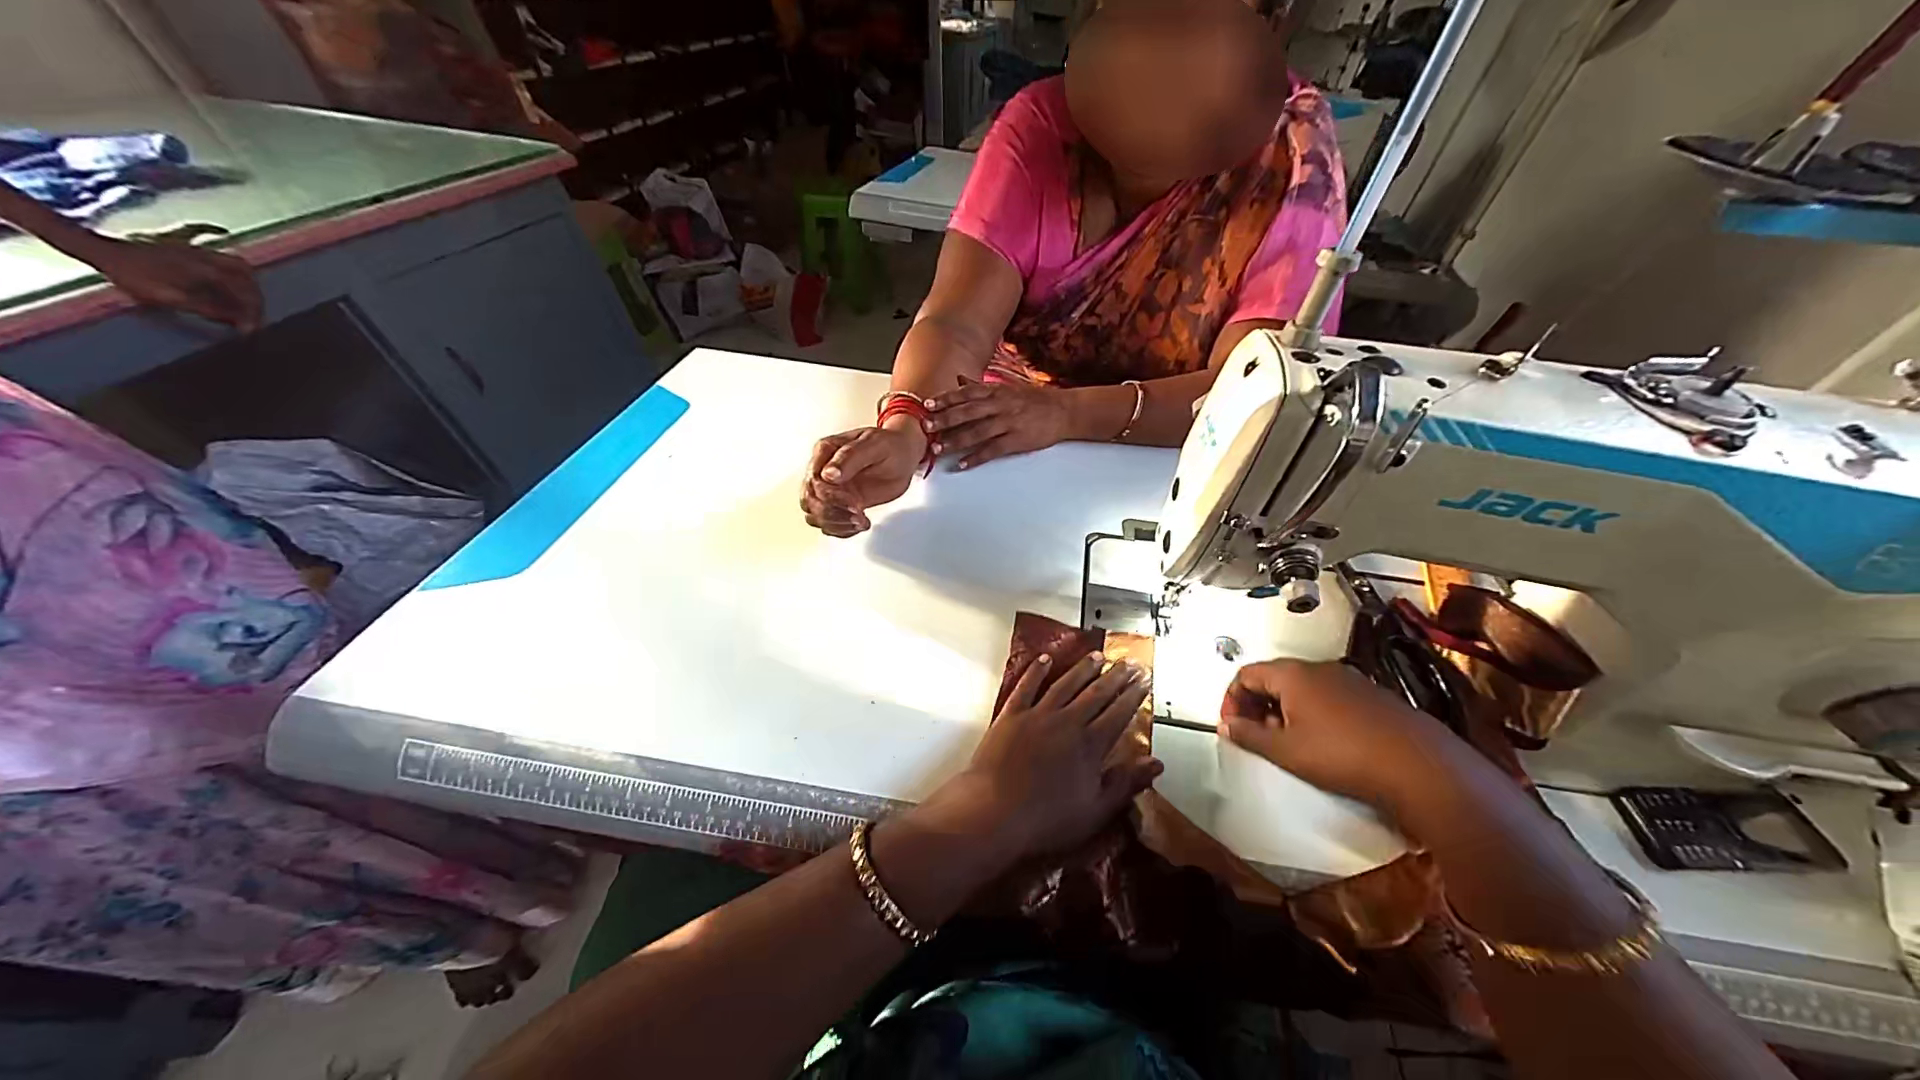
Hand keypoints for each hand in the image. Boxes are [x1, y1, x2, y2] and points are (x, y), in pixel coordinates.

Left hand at [87, 237, 262, 331]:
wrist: (100, 251)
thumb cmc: (134, 277)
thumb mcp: (174, 299)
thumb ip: (212, 310)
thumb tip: (243, 324)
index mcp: (212, 273)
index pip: (247, 297)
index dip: (253, 316)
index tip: (250, 331)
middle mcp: (211, 260)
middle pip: (248, 281)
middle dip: (255, 300)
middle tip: (251, 316)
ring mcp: (198, 251)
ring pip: (237, 265)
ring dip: (247, 281)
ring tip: (246, 296)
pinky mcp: (185, 246)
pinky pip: (212, 243)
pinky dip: (226, 250)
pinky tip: (225, 245)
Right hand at [799, 420, 926, 537]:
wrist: (903, 456)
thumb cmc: (889, 445)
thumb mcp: (874, 445)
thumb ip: (850, 457)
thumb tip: (829, 474)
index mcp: (826, 451)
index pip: (813, 480)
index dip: (830, 496)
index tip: (855, 502)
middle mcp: (822, 470)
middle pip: (810, 500)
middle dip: (833, 512)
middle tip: (859, 514)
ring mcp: (829, 488)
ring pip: (815, 514)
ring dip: (836, 523)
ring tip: (861, 521)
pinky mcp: (838, 504)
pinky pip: (828, 523)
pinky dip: (841, 529)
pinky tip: (859, 524)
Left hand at [927, 378, 1074, 469]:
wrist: (1065, 411)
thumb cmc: (1035, 400)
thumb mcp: (1007, 387)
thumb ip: (981, 386)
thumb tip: (959, 380)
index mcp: (997, 391)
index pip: (966, 393)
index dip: (946, 398)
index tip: (927, 404)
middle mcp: (1000, 405)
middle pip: (968, 412)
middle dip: (945, 419)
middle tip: (926, 427)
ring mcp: (1009, 423)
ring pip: (977, 432)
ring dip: (956, 441)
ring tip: (938, 449)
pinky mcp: (1017, 440)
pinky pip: (992, 449)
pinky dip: (976, 457)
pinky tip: (962, 464)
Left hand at [930, 651, 1159, 863]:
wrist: (994, 811)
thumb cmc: (1046, 819)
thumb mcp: (1095, 810)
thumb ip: (1126, 783)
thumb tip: (1155, 763)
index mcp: (1090, 746)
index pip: (1118, 714)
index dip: (1133, 696)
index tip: (1144, 682)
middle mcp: (1066, 723)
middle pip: (1096, 694)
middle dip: (1115, 677)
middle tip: (1128, 663)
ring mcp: (1037, 715)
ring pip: (1065, 684)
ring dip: (1083, 669)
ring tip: (1097, 656)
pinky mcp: (1010, 715)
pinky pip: (1026, 686)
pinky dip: (1036, 671)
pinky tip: (1045, 659)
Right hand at [1217, 659, 1457, 815]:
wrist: (1417, 767)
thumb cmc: (1346, 755)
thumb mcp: (1285, 750)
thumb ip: (1249, 735)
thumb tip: (1229, 726)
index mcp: (1292, 674)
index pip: (1246, 674)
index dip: (1232, 699)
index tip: (1233, 724)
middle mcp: (1319, 669)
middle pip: (1273, 678)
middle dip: (1257, 704)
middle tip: (1255, 734)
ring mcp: (1348, 681)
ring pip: (1301, 688)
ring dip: (1284, 710)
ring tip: (1288, 743)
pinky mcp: (1370, 697)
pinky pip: (1328, 697)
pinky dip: (1313, 714)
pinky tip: (1322, 744)